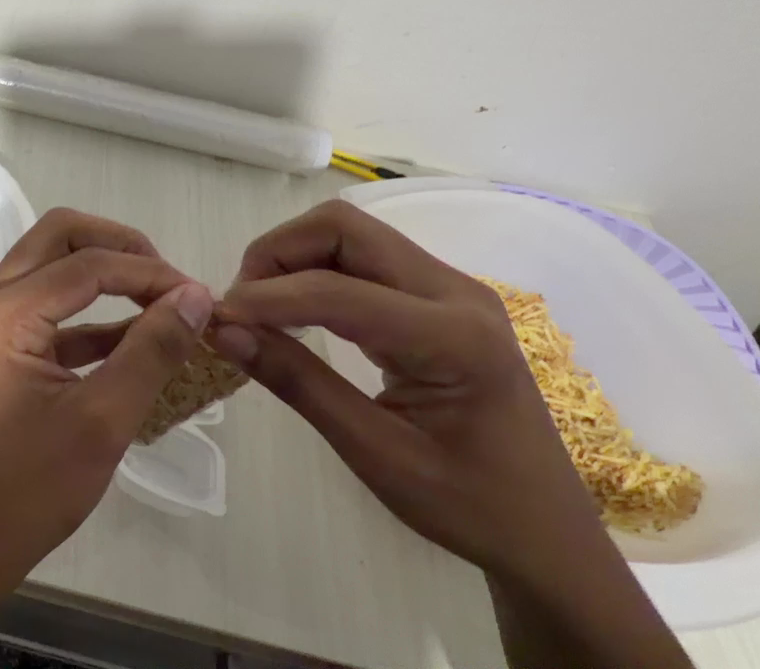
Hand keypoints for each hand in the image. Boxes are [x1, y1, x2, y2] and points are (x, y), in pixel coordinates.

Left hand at [0, 208, 211, 668]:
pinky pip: (57, 305)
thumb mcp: (104, 418)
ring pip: (57, 263)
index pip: (87, 264)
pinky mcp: (9, 341)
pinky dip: (99, 311)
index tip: (201, 296)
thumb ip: (151, 350)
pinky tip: (146, 334)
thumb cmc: (38, 484)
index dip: (149, 273)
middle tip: (171, 281)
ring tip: (168, 303)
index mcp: (4, 311)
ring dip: (110, 273)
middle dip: (121, 248)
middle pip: (61, 237)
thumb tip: (197, 296)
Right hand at [210, 201, 687, 667]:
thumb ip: (298, 383)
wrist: (546, 532)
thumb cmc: (468, 505)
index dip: (264, 298)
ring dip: (293, 258)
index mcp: (452, 337)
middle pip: (343, 227)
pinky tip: (296, 314)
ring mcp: (451, 289)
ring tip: (260, 311)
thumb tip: (223, 332)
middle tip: (241, 306)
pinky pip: (364, 258)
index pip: (335, 290)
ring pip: (350, 234)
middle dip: (276, 254)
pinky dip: (315, 272)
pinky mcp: (440, 298)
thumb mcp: (374, 452)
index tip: (213, 321)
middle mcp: (455, 292)